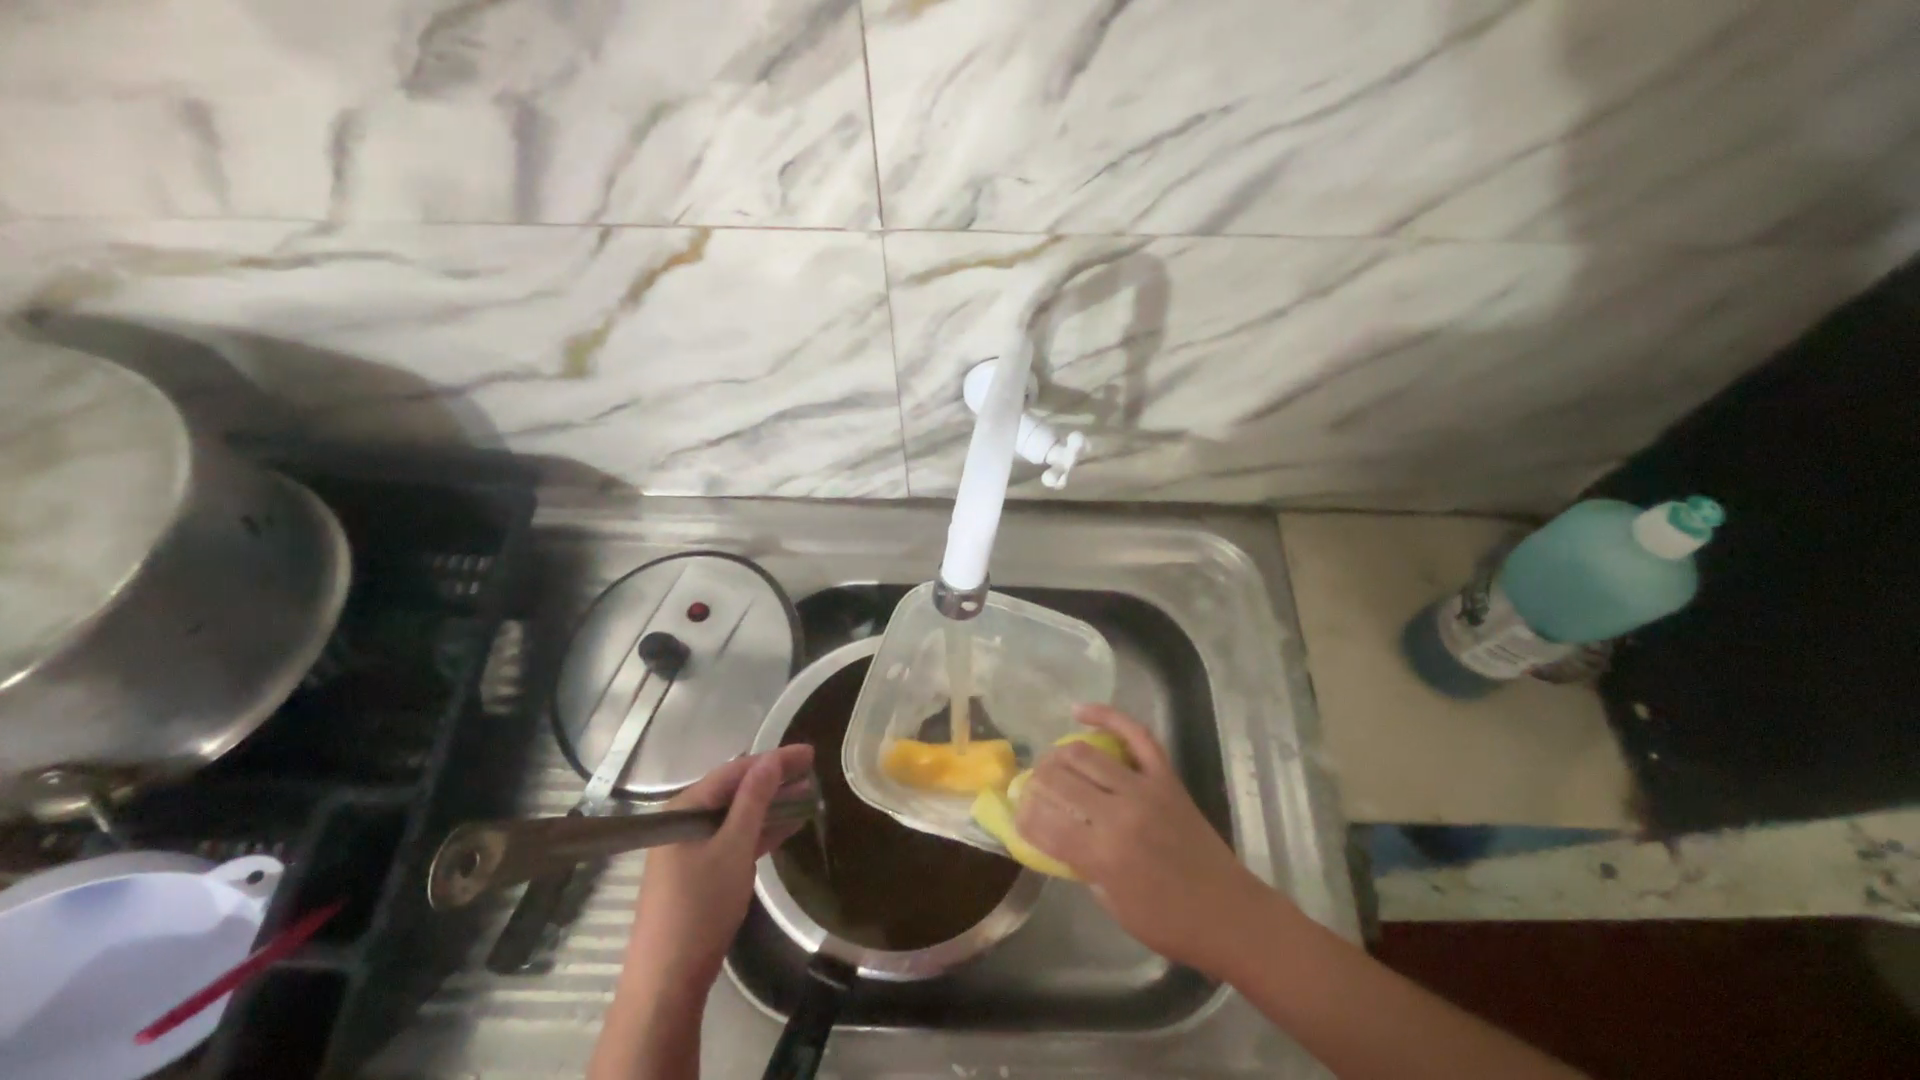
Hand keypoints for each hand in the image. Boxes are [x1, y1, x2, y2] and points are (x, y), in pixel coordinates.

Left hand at [628, 744, 814, 985]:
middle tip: (813, 771)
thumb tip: (770, 761)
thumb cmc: (701, 906)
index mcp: (684, 809)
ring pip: (736, 816)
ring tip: (808, 795)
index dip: (774, 760)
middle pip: (734, 791)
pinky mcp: (699, 873)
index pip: (735, 772)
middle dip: (774, 780)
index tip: (809, 753)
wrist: (669, 977)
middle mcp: (683, 822)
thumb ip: (753, 802)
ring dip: (771, 805)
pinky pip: (733, 839)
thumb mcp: (732, 848)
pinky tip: (787, 826)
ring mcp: (690, 849)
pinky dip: (760, 831)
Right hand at [1015, 704, 1276, 977]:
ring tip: (1050, 765)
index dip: (1023, 817)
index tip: (1018, 817)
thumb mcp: (1112, 904)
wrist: (1229, 914)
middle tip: (1032, 791)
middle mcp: (1120, 814)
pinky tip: (1080, 712)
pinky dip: (1107, 716)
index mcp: (1104, 854)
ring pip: (1085, 754)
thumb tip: (1055, 834)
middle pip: (1058, 780)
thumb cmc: (1168, 923)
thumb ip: (1081, 865)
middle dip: (1035, 783)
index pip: (1043, 823)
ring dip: (1058, 756)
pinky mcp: (1166, 777)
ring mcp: (1145, 789)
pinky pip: (1136, 735)